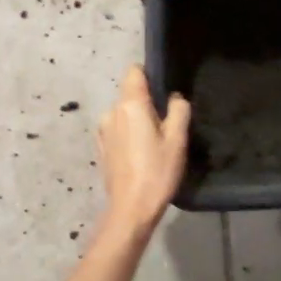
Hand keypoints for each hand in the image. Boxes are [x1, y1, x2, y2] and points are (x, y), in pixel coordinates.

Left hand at [97, 65, 190, 232]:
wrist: (131, 208)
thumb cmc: (157, 171)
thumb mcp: (177, 140)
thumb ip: (179, 110)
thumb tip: (174, 97)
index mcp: (130, 105)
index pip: (134, 72)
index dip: (149, 75)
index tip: (164, 90)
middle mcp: (112, 112)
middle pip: (130, 94)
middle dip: (147, 103)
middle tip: (167, 124)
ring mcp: (103, 130)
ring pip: (124, 113)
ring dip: (138, 121)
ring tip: (154, 143)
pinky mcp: (101, 147)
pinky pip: (117, 130)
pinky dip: (129, 135)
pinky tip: (140, 154)